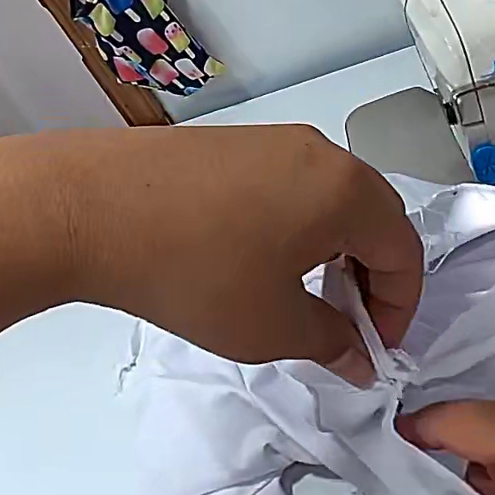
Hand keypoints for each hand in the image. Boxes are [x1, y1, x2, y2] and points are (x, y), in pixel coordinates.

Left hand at [29, 125, 422, 384]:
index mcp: (345, 189)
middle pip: (371, 216)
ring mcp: (271, 139)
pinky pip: (287, 184)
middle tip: (343, 321)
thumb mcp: (270, 325)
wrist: (91, 207)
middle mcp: (317, 151)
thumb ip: (330, 341)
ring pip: (328, 198)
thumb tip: (358, 355)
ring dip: (332, 248)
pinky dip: (295, 223)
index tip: (374, 347)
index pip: (404, 250)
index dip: (400, 307)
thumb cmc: (196, 271)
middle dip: (369, 275)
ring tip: (300, 290)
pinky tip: (255, 253)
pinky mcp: (231, 141)